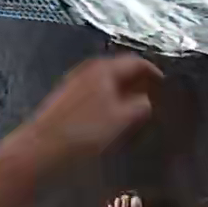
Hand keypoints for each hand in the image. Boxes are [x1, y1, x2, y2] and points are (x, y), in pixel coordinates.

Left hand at [10, 54, 161, 164]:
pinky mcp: (67, 96)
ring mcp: (76, 81)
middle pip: (119, 67)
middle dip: (137, 78)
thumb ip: (140, 106)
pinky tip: (112, 113)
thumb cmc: (85, 131)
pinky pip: (96, 88)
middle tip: (153, 93)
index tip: (164, 83)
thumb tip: (147, 99)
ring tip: (136, 104)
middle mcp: (89, 68)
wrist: (43, 145)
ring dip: (123, 88)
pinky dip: (109, 95)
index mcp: (104, 68)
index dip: (152, 70)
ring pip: (107, 79)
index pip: (135, 61)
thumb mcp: (121, 119)